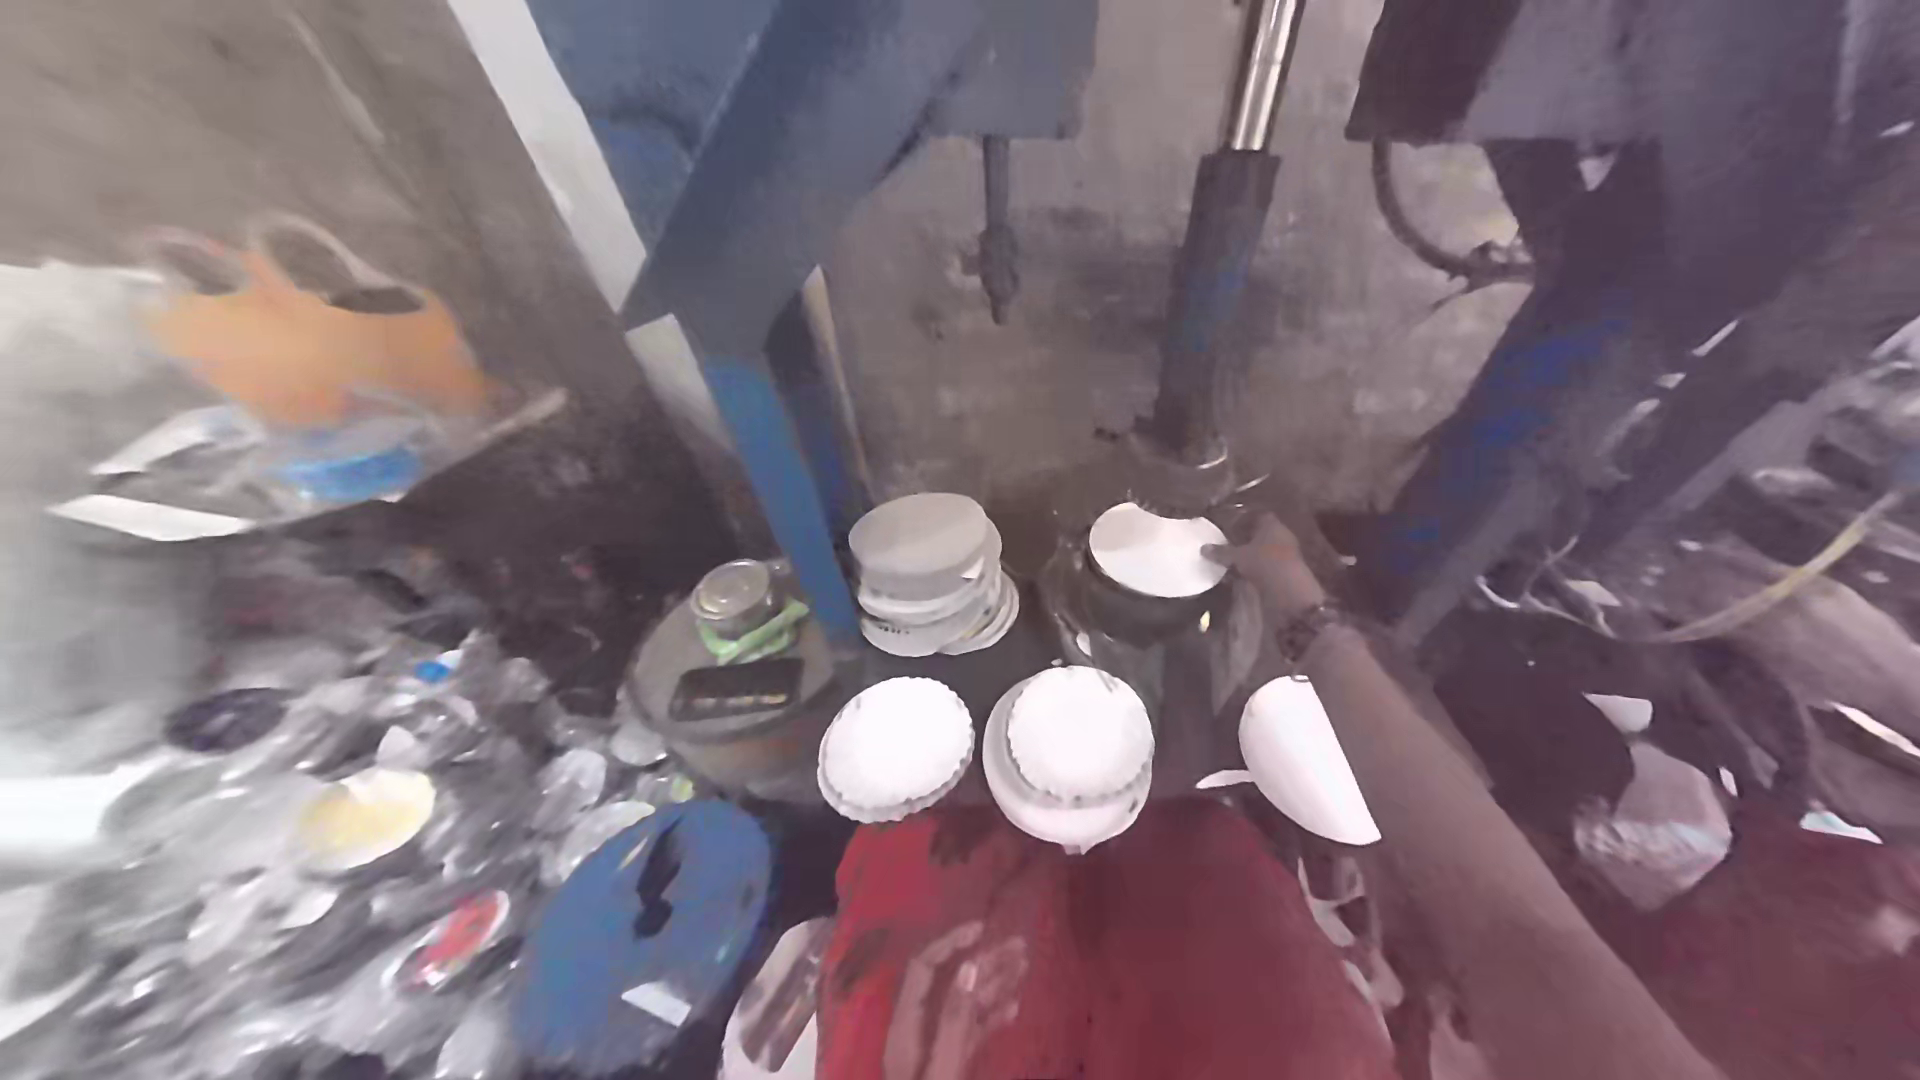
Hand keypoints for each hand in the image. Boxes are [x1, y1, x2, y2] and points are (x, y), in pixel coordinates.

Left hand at [881, 922, 1028, 1079]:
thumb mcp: (940, 1073)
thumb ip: (954, 1023)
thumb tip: (969, 966)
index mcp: (905, 1027)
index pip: (923, 966)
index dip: (950, 941)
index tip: (982, 928)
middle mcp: (917, 1030)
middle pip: (949, 981)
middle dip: (983, 960)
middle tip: (1018, 946)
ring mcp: (933, 1049)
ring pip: (964, 1004)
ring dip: (993, 983)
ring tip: (1023, 965)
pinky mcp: (948, 1067)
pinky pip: (970, 1032)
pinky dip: (991, 1017)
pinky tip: (1013, 1007)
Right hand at [1205, 513, 1326, 619]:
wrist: (1290, 588)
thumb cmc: (1263, 562)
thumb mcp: (1237, 557)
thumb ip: (1221, 551)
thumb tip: (1203, 548)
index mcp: (1271, 524)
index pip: (1257, 515)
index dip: (1244, 518)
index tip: (1231, 525)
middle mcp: (1282, 534)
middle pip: (1263, 531)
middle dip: (1247, 536)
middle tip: (1230, 541)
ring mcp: (1288, 551)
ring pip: (1267, 546)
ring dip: (1253, 552)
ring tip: (1236, 558)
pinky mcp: (1289, 567)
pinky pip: (1270, 560)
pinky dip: (1259, 564)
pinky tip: (1247, 571)